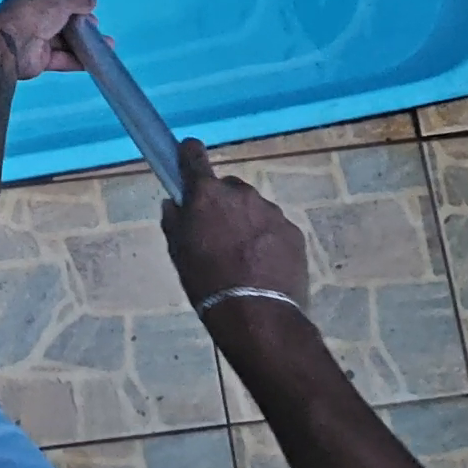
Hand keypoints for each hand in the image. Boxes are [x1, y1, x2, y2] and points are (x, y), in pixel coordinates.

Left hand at [0, 0, 97, 80]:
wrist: (13, 45)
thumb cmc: (33, 14)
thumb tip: (90, 1)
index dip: (70, 2)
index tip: (87, 7)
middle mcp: (29, 16)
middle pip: (60, 20)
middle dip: (80, 24)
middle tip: (95, 26)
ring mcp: (32, 39)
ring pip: (62, 41)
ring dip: (83, 44)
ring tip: (106, 44)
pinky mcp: (37, 59)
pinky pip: (60, 59)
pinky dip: (77, 60)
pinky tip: (95, 61)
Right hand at [160, 138, 308, 316]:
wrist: (256, 314)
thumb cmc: (205, 278)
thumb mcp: (177, 248)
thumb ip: (174, 218)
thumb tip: (176, 203)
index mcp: (206, 192)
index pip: (193, 154)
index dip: (188, 154)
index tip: (185, 159)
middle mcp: (240, 193)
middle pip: (227, 186)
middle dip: (220, 201)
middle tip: (216, 229)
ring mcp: (271, 211)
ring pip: (252, 207)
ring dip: (245, 220)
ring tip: (242, 253)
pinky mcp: (294, 231)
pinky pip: (273, 226)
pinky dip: (266, 237)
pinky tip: (262, 262)